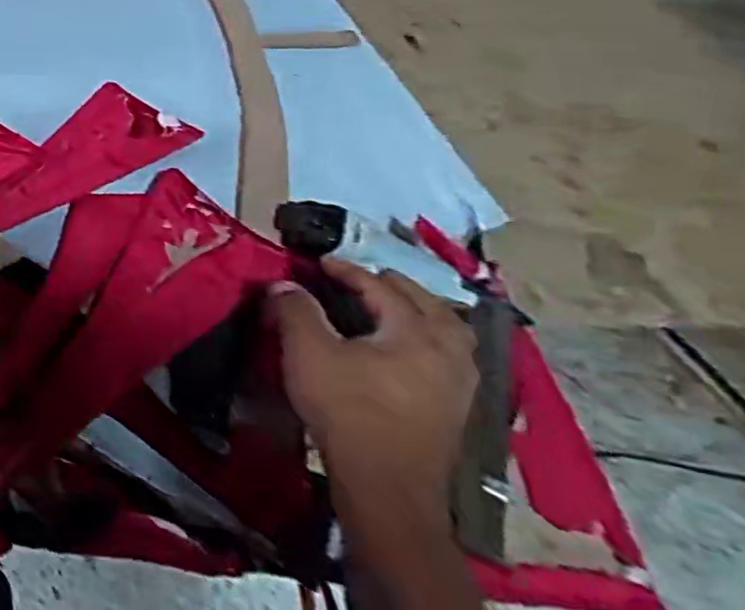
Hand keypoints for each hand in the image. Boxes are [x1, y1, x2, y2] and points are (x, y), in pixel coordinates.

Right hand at [268, 258, 476, 507]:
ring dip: (423, 314)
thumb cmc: (346, 407)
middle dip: (396, 287)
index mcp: (415, 332)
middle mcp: (448, 352)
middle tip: (367, 279)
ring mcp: (460, 384)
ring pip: (450, 334)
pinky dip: (431, 342)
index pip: (381, 288)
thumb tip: (284, 284)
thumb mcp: (308, 351)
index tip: (321, 262)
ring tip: (396, 310)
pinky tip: (410, 351)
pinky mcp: (456, 410)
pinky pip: (450, 359)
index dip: (348, 270)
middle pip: (429, 306)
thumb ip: (296, 310)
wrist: (385, 482)